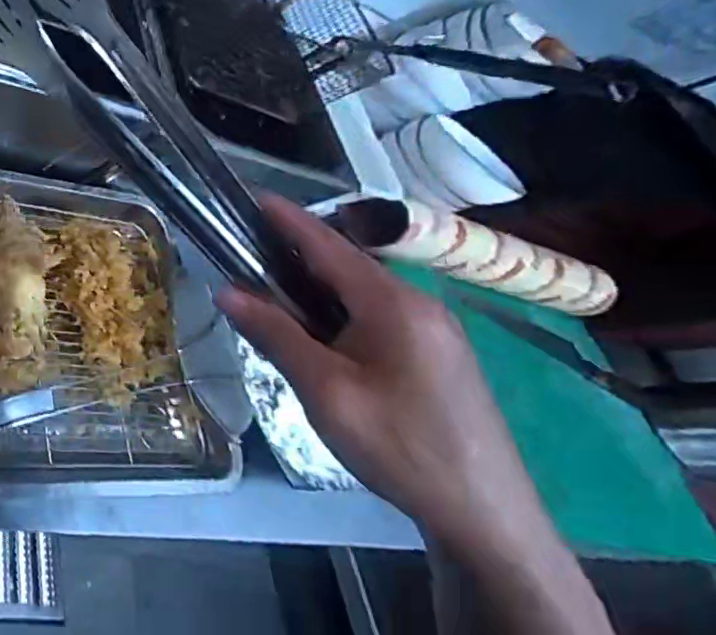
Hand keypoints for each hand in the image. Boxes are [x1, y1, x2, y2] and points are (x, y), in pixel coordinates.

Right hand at [218, 194, 554, 559]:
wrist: (488, 517)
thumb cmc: (400, 447)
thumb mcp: (326, 392)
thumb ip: (276, 335)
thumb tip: (227, 292)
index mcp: (392, 302)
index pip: (328, 244)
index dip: (288, 219)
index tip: (253, 198)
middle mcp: (419, 301)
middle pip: (348, 263)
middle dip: (299, 255)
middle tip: (252, 259)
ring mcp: (436, 327)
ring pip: (365, 290)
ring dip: (321, 286)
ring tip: (279, 297)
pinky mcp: (442, 352)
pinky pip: (383, 312)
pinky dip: (344, 309)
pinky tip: (327, 335)